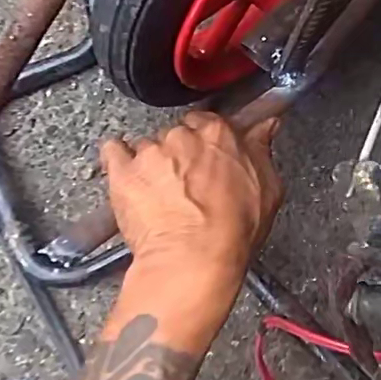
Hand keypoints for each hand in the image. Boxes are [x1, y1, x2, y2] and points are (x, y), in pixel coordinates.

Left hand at [100, 111, 282, 338]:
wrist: (194, 258)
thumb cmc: (232, 229)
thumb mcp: (267, 188)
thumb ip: (261, 148)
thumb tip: (266, 126)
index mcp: (219, 134)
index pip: (208, 121)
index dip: (207, 142)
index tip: (208, 156)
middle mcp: (183, 136)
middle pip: (177, 134)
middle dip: (179, 154)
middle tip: (187, 183)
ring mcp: (150, 152)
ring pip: (148, 146)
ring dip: (152, 163)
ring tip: (159, 194)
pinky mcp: (123, 172)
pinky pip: (113, 151)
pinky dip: (118, 159)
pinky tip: (128, 176)